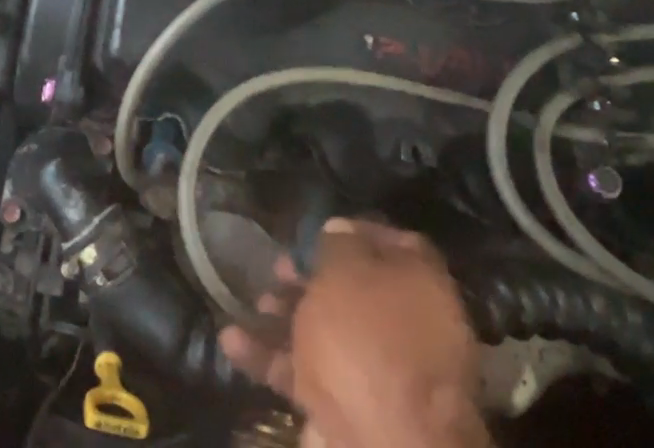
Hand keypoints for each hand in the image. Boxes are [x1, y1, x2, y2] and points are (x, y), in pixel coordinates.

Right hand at [219, 218, 487, 447]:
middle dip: (308, 276)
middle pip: (353, 289)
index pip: (396, 243)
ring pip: (324, 330)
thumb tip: (338, 228)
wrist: (381, 439)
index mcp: (421, 286)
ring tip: (255, 303)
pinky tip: (233, 341)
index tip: (317, 227)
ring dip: (284, 315)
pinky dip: (269, 356)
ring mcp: (377, 368)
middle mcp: (406, 325)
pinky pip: (303, 369)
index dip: (354, 231)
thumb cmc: (367, 338)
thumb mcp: (348, 272)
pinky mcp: (345, 403)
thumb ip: (340, 245)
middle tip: (276, 268)